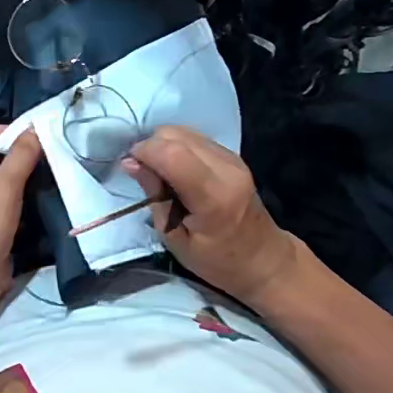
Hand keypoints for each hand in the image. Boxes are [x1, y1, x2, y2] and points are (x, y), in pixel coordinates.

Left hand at [0, 125, 42, 340]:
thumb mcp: (5, 185)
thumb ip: (23, 154)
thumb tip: (38, 129)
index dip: (21, 133)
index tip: (52, 136)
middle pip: (3, 155)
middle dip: (29, 156)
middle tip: (61, 154)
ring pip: (11, 178)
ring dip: (32, 178)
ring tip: (59, 173)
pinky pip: (13, 198)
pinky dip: (29, 196)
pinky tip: (49, 194)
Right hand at [121, 126, 302, 307]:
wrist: (262, 259)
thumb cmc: (216, 261)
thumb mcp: (174, 239)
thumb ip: (154, 196)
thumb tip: (130, 163)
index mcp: (213, 197)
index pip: (172, 154)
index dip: (143, 152)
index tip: (129, 167)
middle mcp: (226, 169)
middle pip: (175, 135)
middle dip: (150, 147)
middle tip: (143, 173)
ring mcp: (232, 158)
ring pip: (183, 131)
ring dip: (162, 146)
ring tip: (159, 173)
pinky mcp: (232, 154)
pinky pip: (193, 138)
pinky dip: (176, 147)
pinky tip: (175, 170)